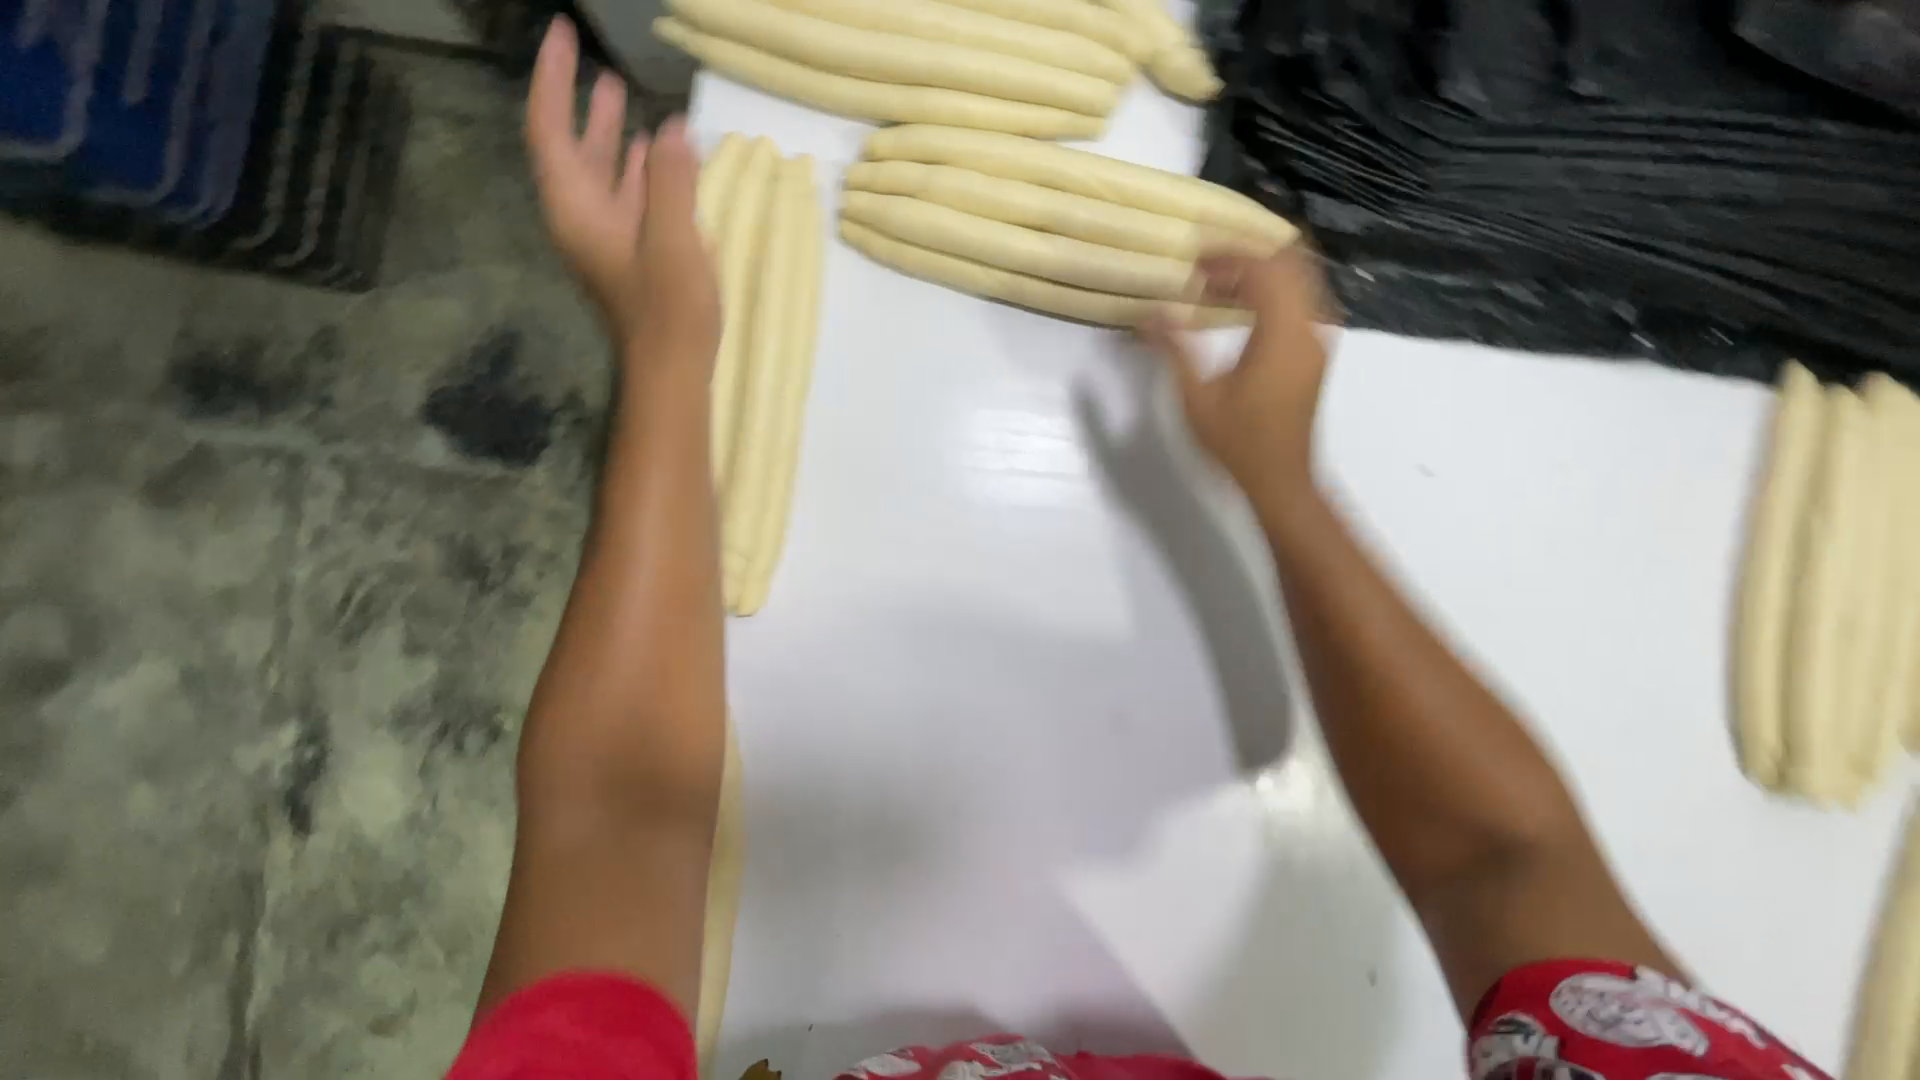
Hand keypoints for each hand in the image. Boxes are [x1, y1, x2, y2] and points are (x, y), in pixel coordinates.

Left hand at [526, 17, 719, 362]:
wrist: (672, 371)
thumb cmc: (668, 310)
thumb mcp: (674, 240)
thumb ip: (670, 180)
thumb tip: (672, 130)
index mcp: (577, 210)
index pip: (550, 129)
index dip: (553, 79)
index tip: (563, 35)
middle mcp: (583, 219)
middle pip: (574, 150)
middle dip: (584, 106)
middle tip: (604, 68)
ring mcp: (608, 240)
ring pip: (601, 175)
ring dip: (611, 136)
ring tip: (628, 99)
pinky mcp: (632, 255)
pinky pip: (627, 200)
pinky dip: (638, 172)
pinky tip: (656, 158)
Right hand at [1140, 249, 1333, 504]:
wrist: (1281, 480)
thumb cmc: (1237, 443)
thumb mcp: (1197, 398)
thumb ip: (1175, 348)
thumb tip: (1149, 314)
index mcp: (1282, 333)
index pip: (1261, 270)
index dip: (1226, 258)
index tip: (1191, 264)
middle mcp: (1310, 326)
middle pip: (1288, 264)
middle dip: (1245, 258)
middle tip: (1204, 268)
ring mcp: (1318, 339)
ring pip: (1299, 280)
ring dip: (1260, 275)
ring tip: (1217, 286)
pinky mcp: (1315, 352)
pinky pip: (1300, 301)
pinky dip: (1272, 293)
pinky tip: (1240, 309)